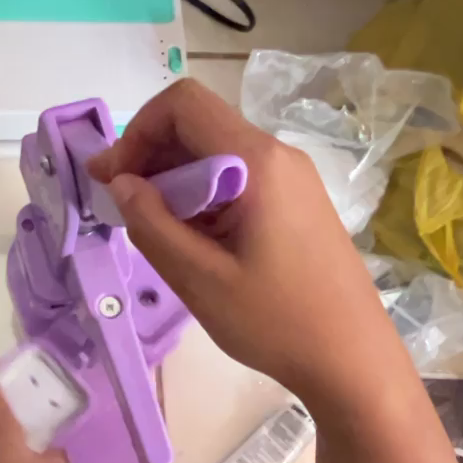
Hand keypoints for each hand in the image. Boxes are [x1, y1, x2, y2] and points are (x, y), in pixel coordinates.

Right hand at [87, 80, 413, 410]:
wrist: (350, 357)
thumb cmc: (275, 323)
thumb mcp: (200, 280)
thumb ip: (152, 226)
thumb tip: (121, 184)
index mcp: (257, 162)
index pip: (182, 105)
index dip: (136, 134)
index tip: (112, 184)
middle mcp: (278, 156)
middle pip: (200, 126)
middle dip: (150, 158)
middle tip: (121, 209)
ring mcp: (293, 179)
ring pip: (218, 155)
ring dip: (176, 182)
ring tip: (154, 232)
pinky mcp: (298, 205)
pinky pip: (240, 181)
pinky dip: (204, 198)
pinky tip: (193, 242)